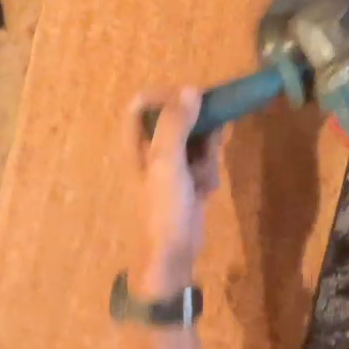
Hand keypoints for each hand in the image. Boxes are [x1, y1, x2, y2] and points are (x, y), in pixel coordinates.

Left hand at [124, 88, 224, 292]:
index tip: (194, 100)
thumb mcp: (166, 162)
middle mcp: (150, 148)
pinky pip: (204, 160)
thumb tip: (191, 90)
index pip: (144, 101)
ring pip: (196, 138)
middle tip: (212, 141)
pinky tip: (207, 191)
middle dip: (199, 129)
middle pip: (176, 117)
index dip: (167, 95)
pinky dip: (209, 171)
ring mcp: (170, 165)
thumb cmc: (161, 209)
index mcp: (135, 142)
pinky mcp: (188, 180)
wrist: (171, 258)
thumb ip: (176, 123)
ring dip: (207, 154)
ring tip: (204, 178)